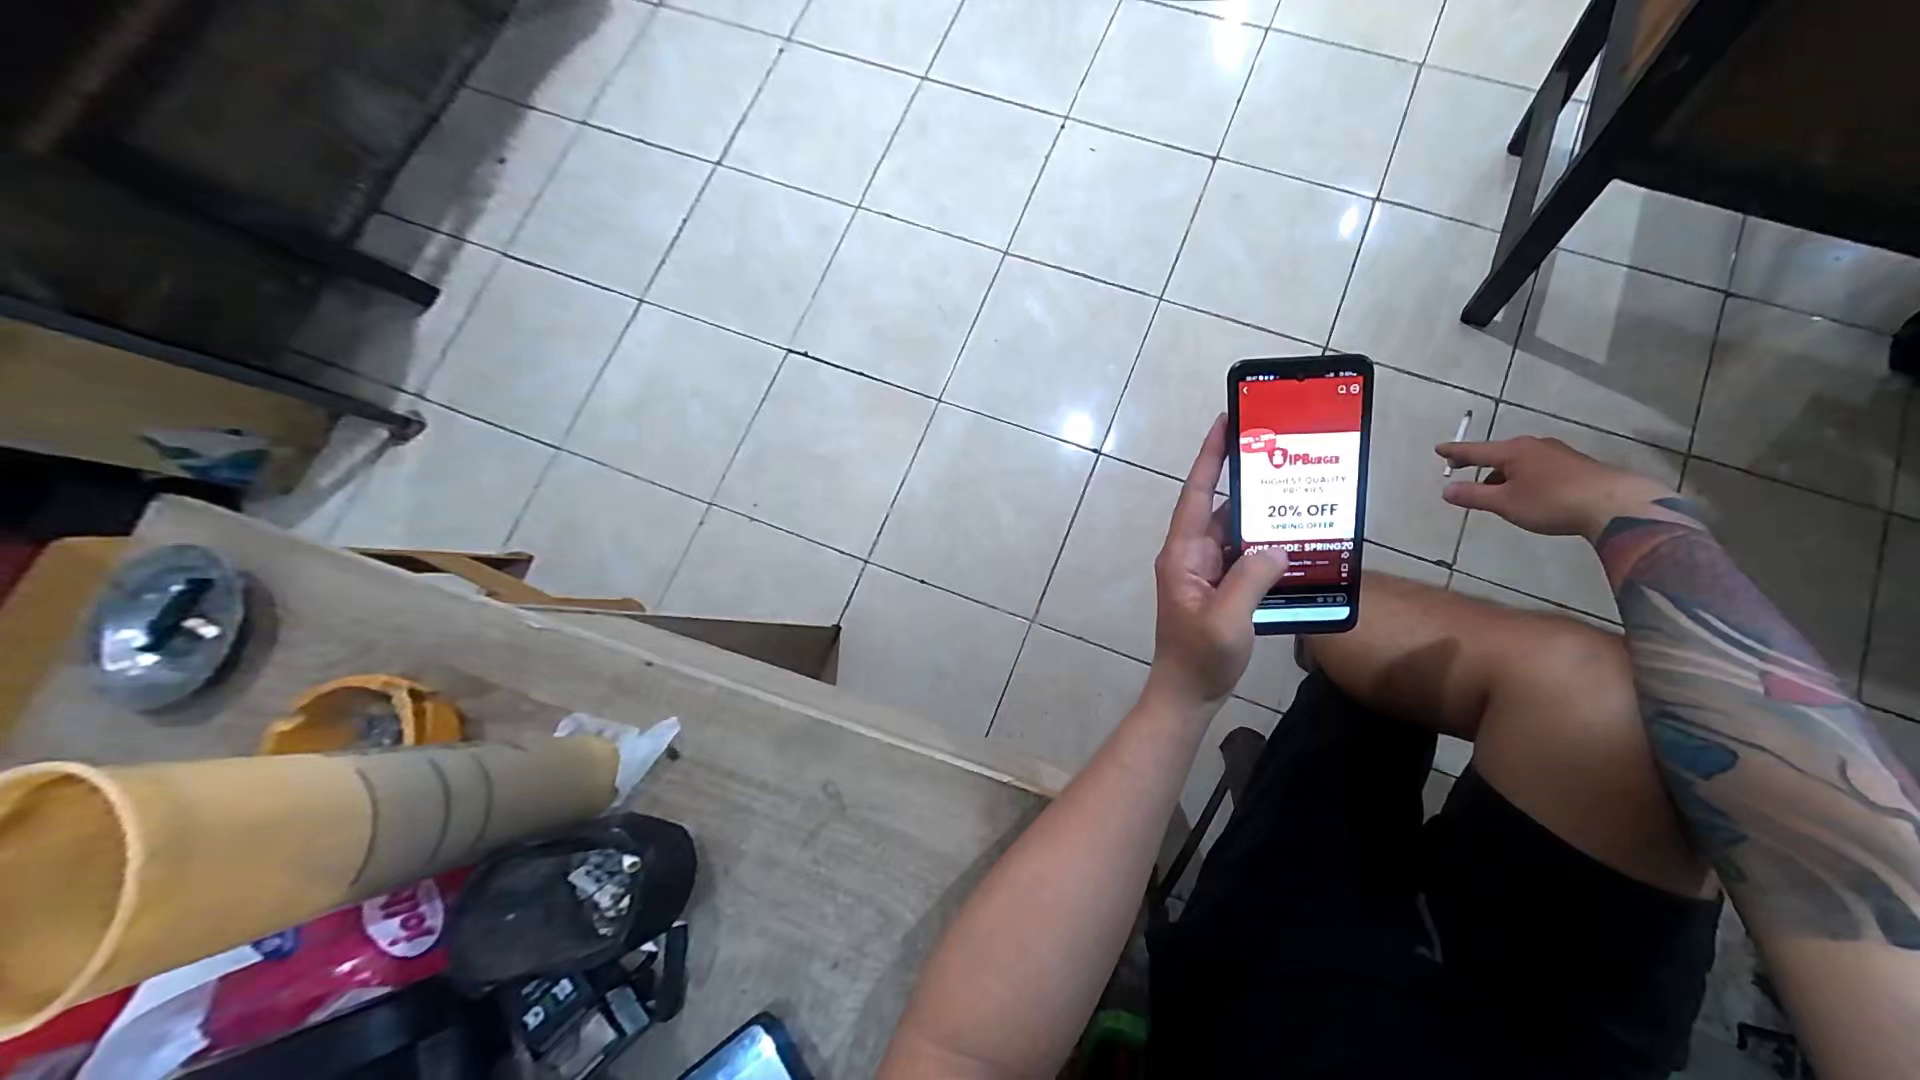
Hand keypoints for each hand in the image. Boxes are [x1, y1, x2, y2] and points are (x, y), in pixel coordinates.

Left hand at [1149, 416, 1289, 714]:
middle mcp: (1190, 556)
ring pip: (1236, 534)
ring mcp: (1205, 572)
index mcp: (1182, 555)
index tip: (1224, 423)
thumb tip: (1275, 546)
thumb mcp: (1227, 619)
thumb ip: (1251, 579)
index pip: (1195, 495)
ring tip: (1299, 497)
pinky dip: (1266, 549)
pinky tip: (1295, 544)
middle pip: (1220, 509)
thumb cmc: (1199, 657)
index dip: (1209, 458)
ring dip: (1263, 520)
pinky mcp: (1219, 588)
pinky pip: (1244, 557)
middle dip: (1248, 484)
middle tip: (1282, 457)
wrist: (1187, 693)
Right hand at [1437, 436, 1674, 541]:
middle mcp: (1534, 446)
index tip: (1439, 449)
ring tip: (1496, 491)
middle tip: (1464, 470)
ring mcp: (1558, 454)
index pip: (1475, 450)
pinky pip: (1538, 467)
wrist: (1617, 505)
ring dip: (1503, 473)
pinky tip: (1527, 492)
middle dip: (1480, 464)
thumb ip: (1472, 496)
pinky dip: (1523, 476)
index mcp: (1513, 452)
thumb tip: (1446, 489)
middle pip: (1498, 454)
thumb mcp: (1504, 503)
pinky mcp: (1576, 465)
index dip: (1455, 452)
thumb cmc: (1552, 502)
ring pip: (1519, 461)